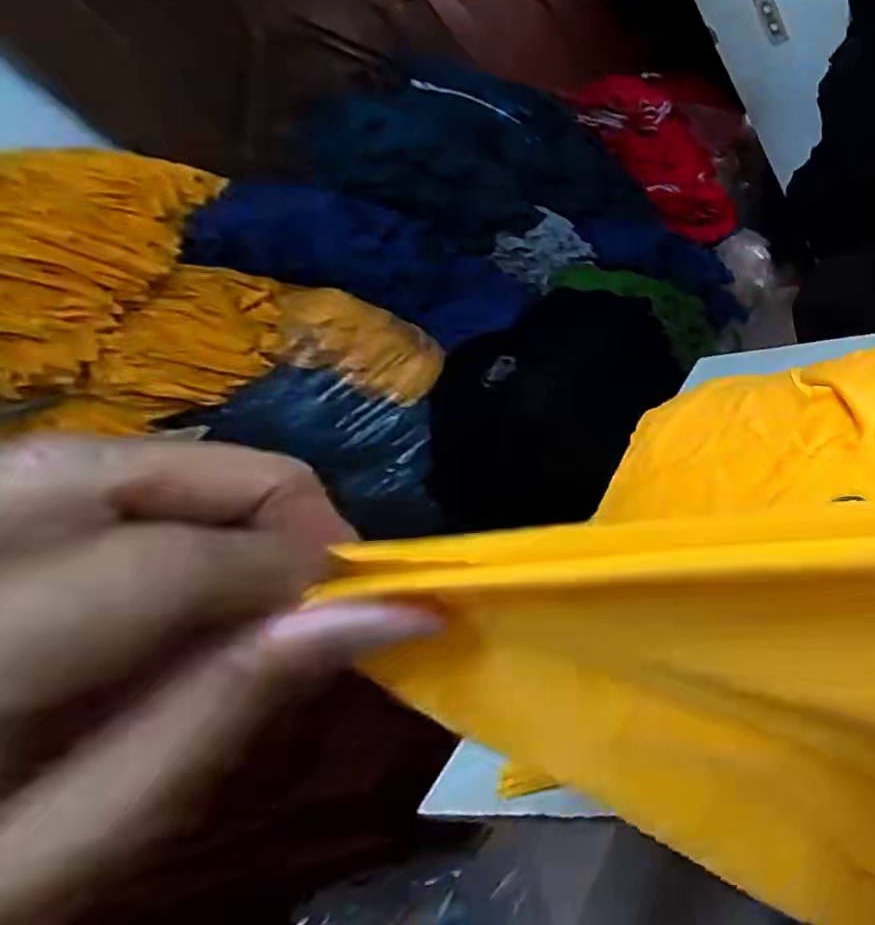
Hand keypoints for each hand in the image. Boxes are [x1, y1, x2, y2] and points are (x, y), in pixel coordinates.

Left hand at [0, 434, 437, 922]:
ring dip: (202, 493)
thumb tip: (394, 612)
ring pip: (70, 462)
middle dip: (260, 494)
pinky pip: (38, 492)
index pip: (163, 562)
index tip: (367, 603)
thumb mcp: (61, 853)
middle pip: (104, 470)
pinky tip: (169, 569)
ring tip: (255, 558)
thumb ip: (222, 715)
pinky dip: (136, 507)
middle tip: (319, 567)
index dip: (291, 568)